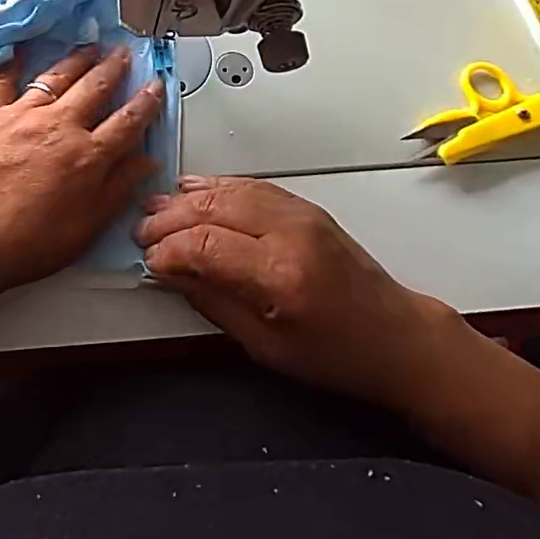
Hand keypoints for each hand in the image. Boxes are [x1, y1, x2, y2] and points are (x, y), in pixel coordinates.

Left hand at [0, 45, 164, 302]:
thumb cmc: (26, 243)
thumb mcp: (86, 228)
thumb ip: (118, 189)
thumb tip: (147, 162)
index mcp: (89, 155)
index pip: (128, 121)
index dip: (146, 102)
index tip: (155, 85)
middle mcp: (60, 126)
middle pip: (95, 87)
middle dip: (114, 67)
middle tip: (124, 52)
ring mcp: (23, 115)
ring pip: (58, 77)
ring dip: (77, 59)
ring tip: (90, 48)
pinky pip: (4, 81)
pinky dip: (13, 63)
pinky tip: (19, 52)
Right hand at [137, 176, 464, 409]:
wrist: (395, 335)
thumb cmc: (338, 353)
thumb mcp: (266, 345)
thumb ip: (213, 302)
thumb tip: (173, 274)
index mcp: (281, 274)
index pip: (206, 244)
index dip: (169, 250)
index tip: (150, 261)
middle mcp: (291, 233)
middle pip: (214, 208)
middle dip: (170, 217)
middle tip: (144, 231)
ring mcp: (300, 214)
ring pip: (230, 190)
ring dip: (188, 196)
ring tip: (156, 205)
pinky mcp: (305, 206)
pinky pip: (251, 185)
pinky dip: (217, 186)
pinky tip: (195, 190)